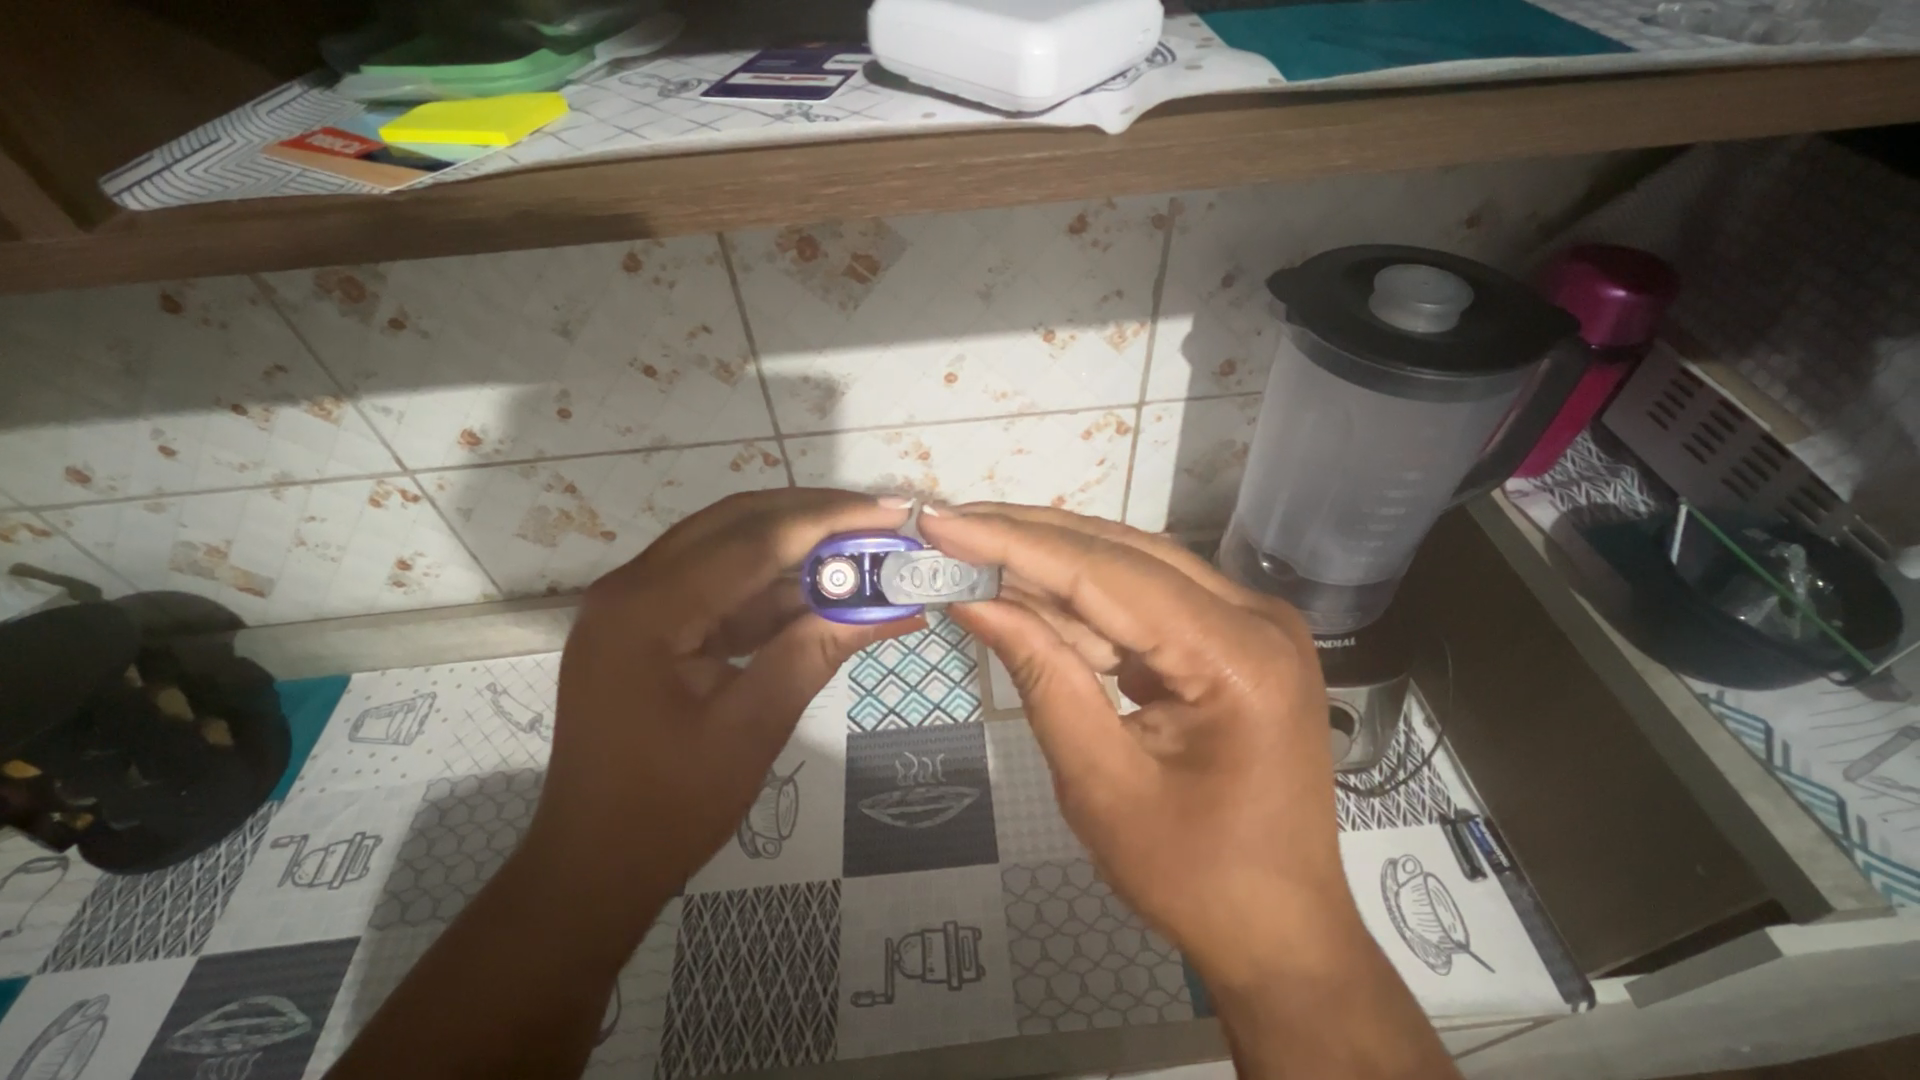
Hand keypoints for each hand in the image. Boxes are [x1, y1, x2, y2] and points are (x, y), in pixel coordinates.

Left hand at [525, 489, 918, 898]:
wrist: (593, 865)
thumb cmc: (668, 809)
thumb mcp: (751, 729)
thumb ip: (814, 652)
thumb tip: (889, 605)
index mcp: (646, 610)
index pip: (752, 539)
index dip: (829, 521)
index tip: (891, 514)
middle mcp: (631, 588)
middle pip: (736, 524)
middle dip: (813, 517)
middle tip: (882, 522)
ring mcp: (634, 605)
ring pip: (727, 548)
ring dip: (795, 548)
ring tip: (863, 553)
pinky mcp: (647, 627)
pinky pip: (716, 587)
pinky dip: (770, 586)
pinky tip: (821, 594)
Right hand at [919, 504, 1359, 986]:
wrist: (1278, 933)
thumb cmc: (1192, 877)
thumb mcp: (1098, 782)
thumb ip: (1041, 676)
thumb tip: (975, 600)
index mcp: (1236, 656)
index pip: (1107, 574)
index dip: (1015, 542)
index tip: (942, 521)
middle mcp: (1256, 618)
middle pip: (1124, 555)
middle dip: (1030, 539)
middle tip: (949, 524)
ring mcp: (1253, 627)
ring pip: (1135, 571)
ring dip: (1053, 567)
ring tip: (973, 552)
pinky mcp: (1237, 644)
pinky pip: (1150, 606)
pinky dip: (1086, 605)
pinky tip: (1027, 595)